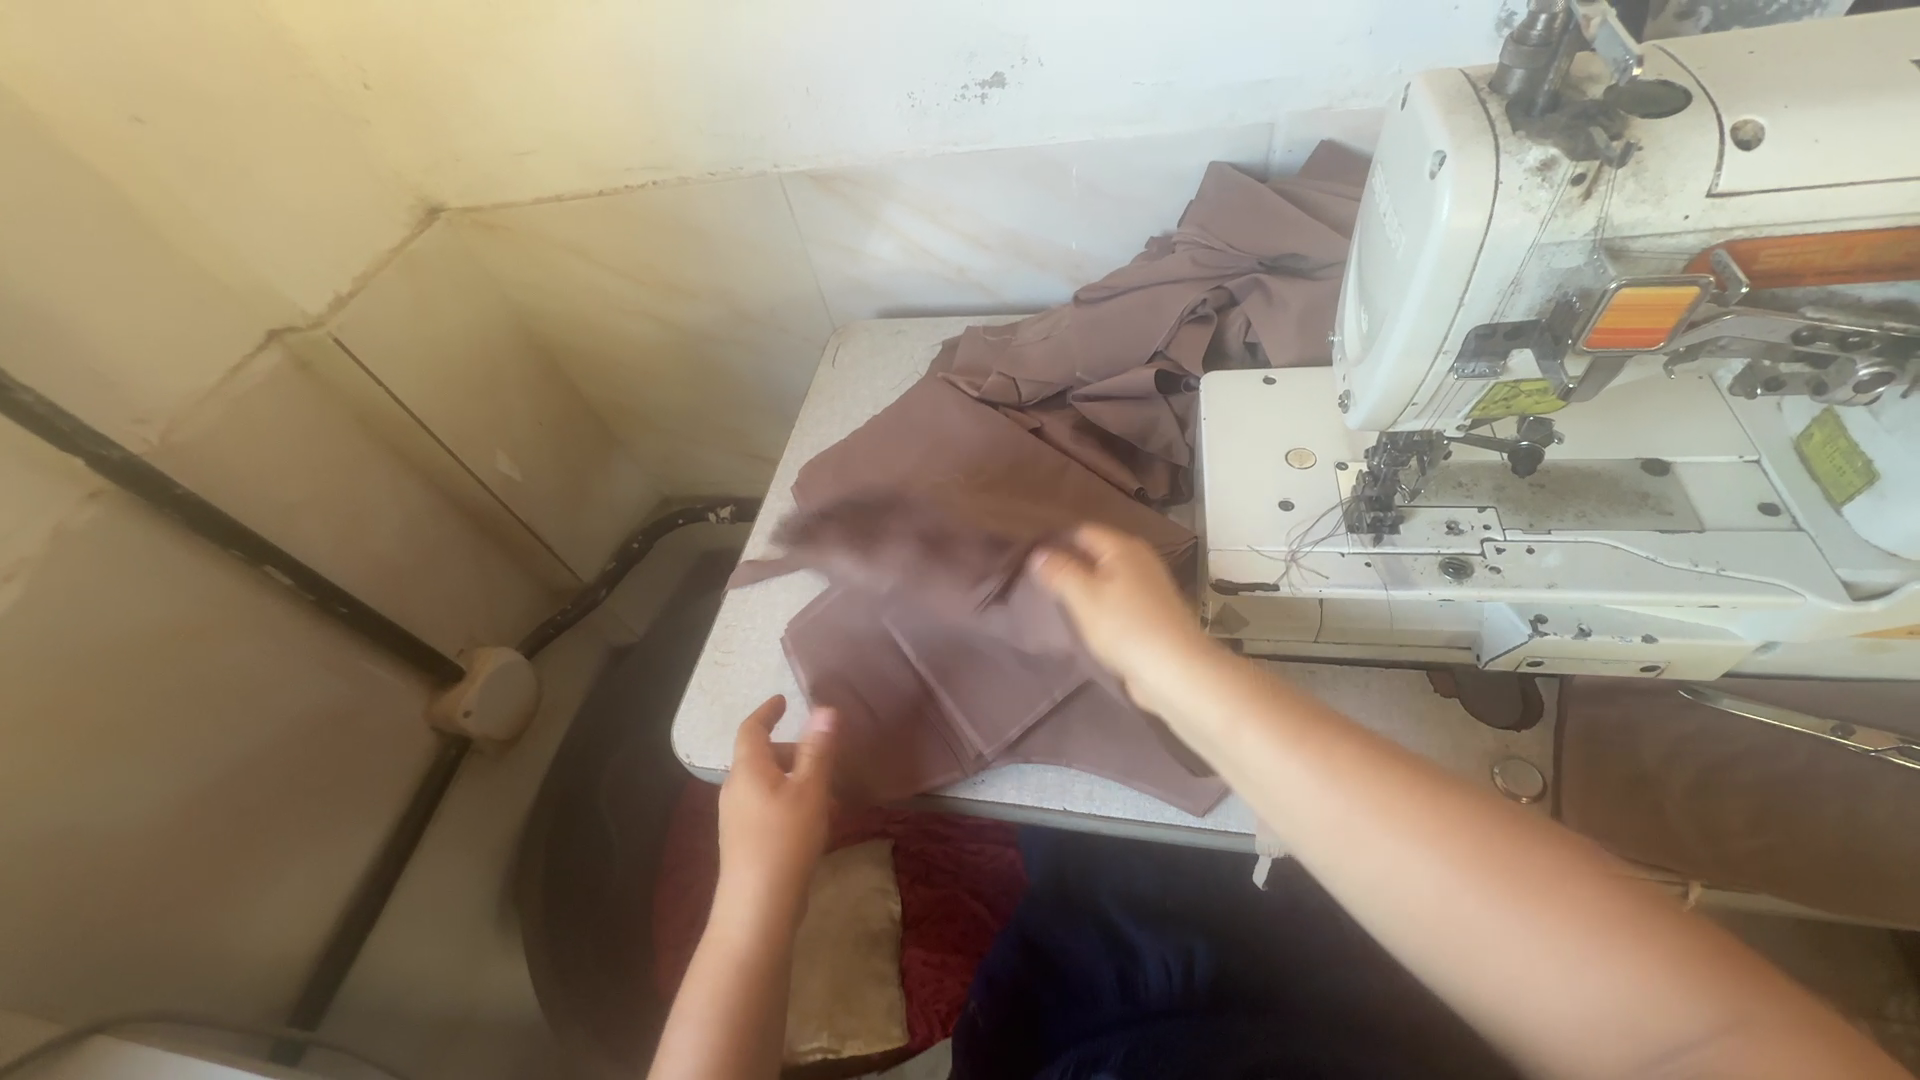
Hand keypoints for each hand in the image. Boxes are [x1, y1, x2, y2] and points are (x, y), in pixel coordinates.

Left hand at [716, 695, 838, 926]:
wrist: (758, 907)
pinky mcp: (745, 842)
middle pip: (762, 757)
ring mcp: (737, 818)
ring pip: (769, 784)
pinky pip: (770, 807)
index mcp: (747, 770)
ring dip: (797, 779)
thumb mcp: (810, 790)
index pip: (751, 729)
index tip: (783, 700)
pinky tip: (817, 823)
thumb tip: (825, 709)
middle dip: (794, 751)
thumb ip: (819, 749)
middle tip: (826, 756)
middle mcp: (736, 789)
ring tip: (829, 793)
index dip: (767, 711)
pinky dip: (792, 802)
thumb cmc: (784, 840)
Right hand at [1029, 524, 1216, 699]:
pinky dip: (1097, 603)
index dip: (1054, 541)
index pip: (1080, 531)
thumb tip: (1037, 552)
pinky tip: (1081, 619)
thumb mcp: (1084, 596)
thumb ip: (1059, 571)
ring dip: (1081, 586)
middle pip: (1094, 553)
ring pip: (1104, 577)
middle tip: (1035, 580)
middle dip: (1067, 564)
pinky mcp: (1150, 611)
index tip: (1027, 559)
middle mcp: (1138, 559)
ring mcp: (1147, 586)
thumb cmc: (1126, 627)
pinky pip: (1115, 598)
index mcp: (1123, 547)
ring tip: (1051, 600)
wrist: (1175, 670)